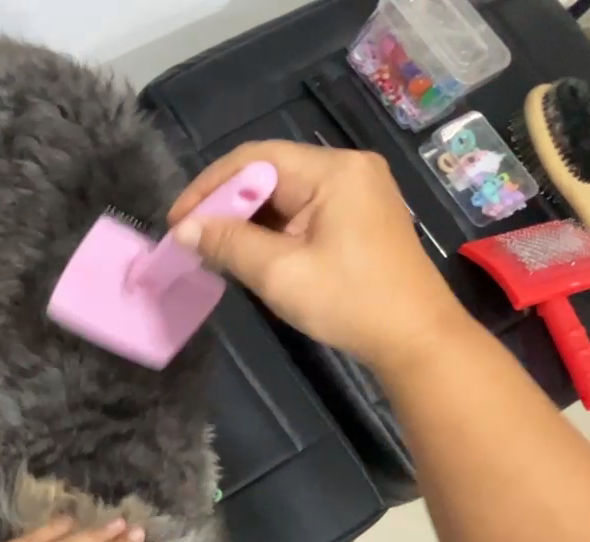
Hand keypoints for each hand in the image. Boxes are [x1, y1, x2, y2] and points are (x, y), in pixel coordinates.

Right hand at [167, 140, 474, 368]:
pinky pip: (298, 210)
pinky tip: (245, 252)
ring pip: (281, 194)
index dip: (208, 186)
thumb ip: (228, 244)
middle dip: (223, 204)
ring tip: (211, 249)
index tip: (176, 222)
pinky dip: (267, 229)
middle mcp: (346, 169)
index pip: (255, 159)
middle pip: (268, 172)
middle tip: (189, 239)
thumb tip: (183, 229)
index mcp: (333, 172)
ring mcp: (354, 191)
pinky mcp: (354, 215)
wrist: (412, 335)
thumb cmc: (348, 301)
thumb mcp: (279, 273)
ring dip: (243, 219)